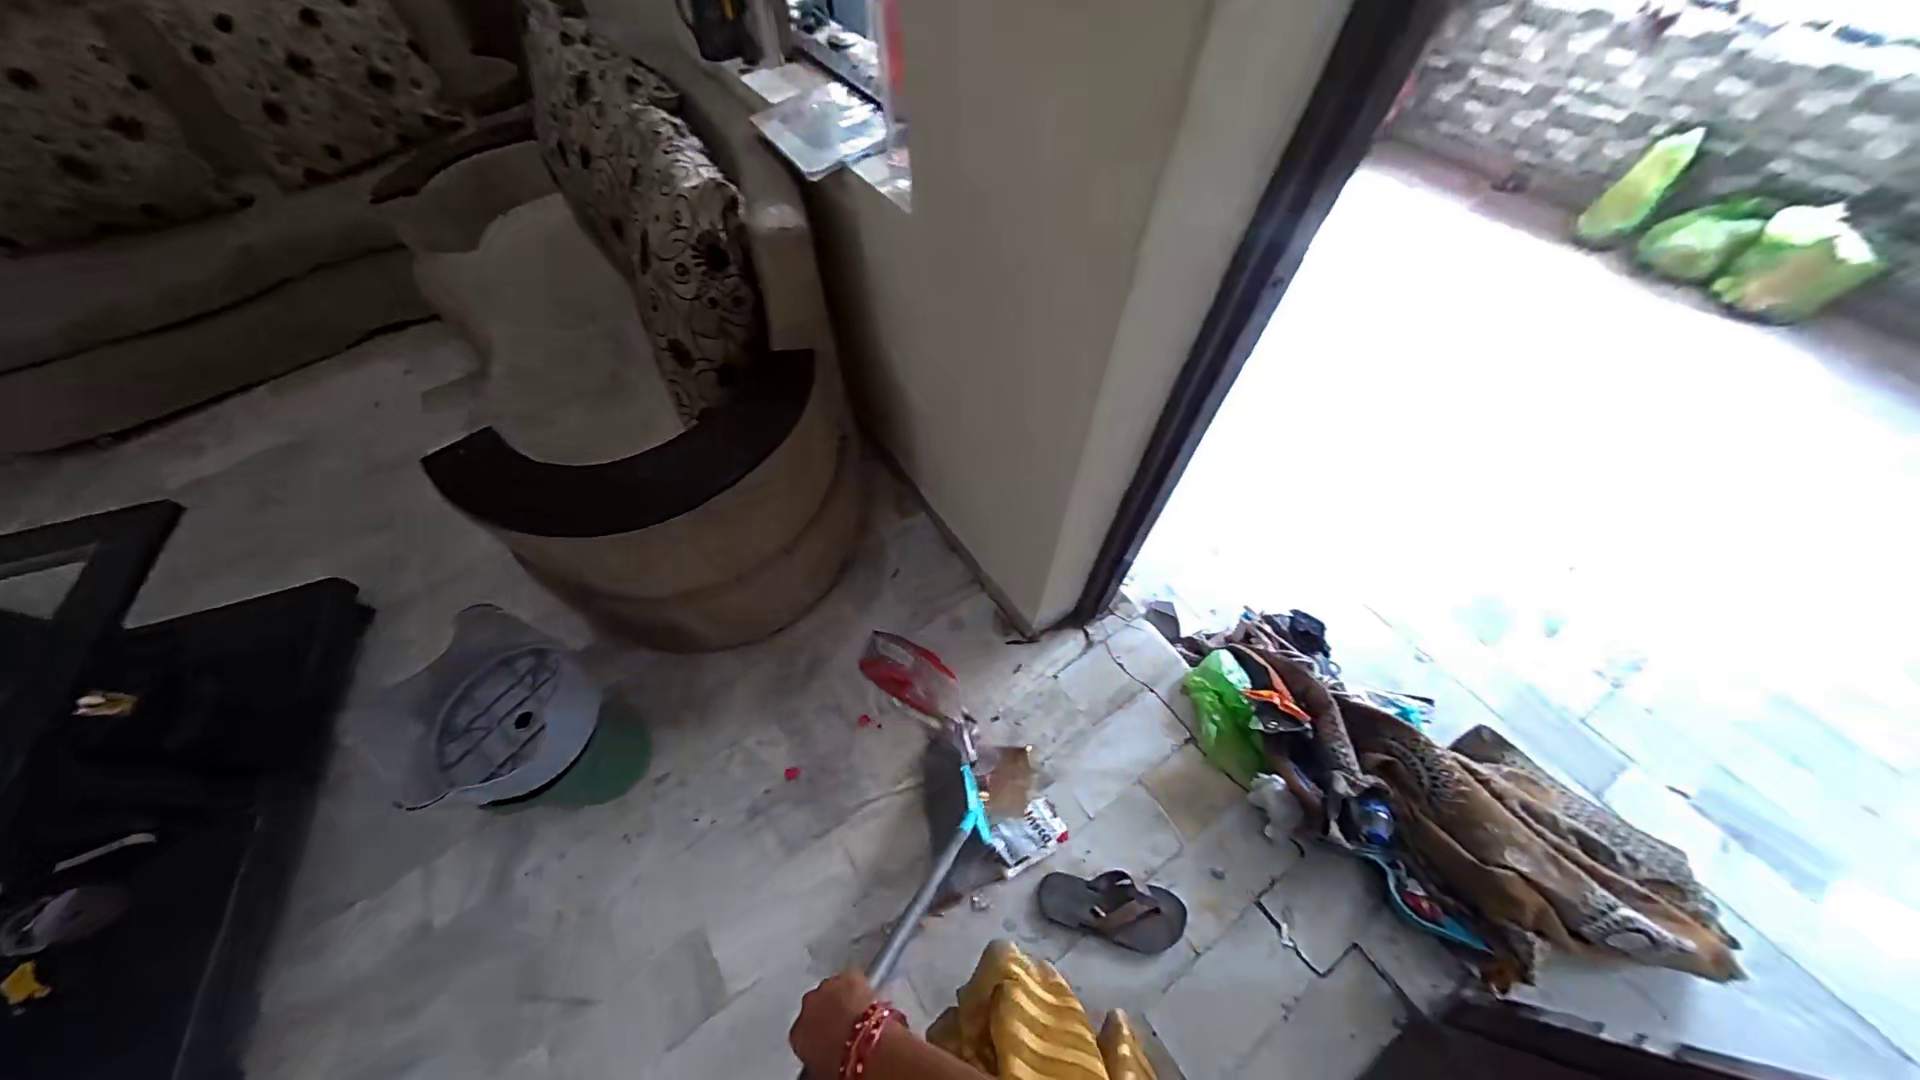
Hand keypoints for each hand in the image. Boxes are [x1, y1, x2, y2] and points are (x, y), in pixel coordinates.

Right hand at [789, 970, 874, 1075]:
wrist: (864, 1044)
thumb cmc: (840, 1063)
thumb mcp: (819, 1068)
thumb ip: (814, 1054)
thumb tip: (821, 1053)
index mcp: (797, 1031)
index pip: (802, 1031)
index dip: (815, 1034)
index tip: (826, 1040)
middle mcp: (809, 1004)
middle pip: (816, 1004)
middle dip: (826, 1011)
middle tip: (841, 1025)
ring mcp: (829, 986)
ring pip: (833, 988)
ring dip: (840, 997)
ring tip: (854, 1012)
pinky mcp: (850, 974)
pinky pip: (852, 979)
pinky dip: (857, 986)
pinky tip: (864, 999)